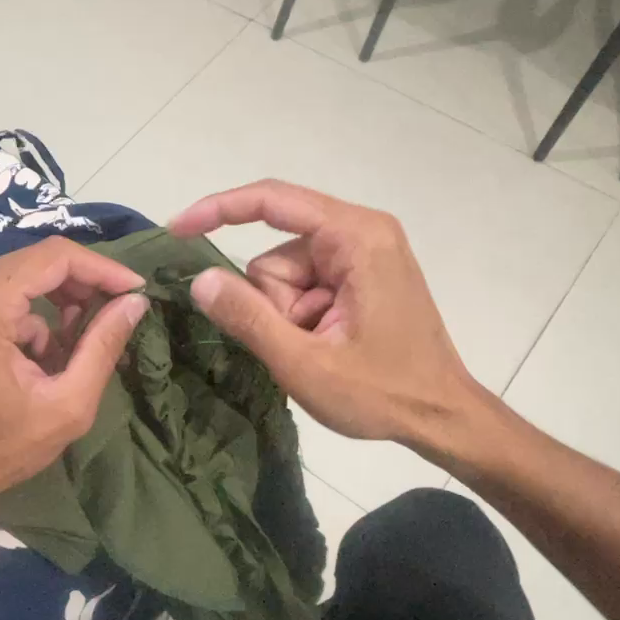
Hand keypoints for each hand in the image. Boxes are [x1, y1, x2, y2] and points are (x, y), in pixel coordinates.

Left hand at [0, 238, 148, 514]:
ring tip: (84, 338)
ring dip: (60, 298)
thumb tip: (136, 302)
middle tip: (118, 310)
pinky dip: (33, 314)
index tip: (136, 289)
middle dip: (83, 282)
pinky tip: (46, 354)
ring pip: (23, 274)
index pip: (53, 257)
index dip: (102, 268)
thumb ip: (102, 347)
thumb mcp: (66, 405)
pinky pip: (4, 293)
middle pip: (37, 260)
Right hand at [169, 180, 490, 453]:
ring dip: (286, 317)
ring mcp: (361, 255)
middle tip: (303, 346)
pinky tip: (325, 346)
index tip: (175, 229)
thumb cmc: (383, 393)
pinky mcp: (359, 277)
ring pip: (282, 276)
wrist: (443, 418)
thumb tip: (199, 279)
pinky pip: (301, 288)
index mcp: (357, 238)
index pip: (274, 201)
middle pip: (274, 252)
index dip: (219, 209)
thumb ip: (248, 317)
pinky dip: (299, 320)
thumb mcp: (305, 363)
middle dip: (272, 302)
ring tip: (319, 350)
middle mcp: (361, 233)